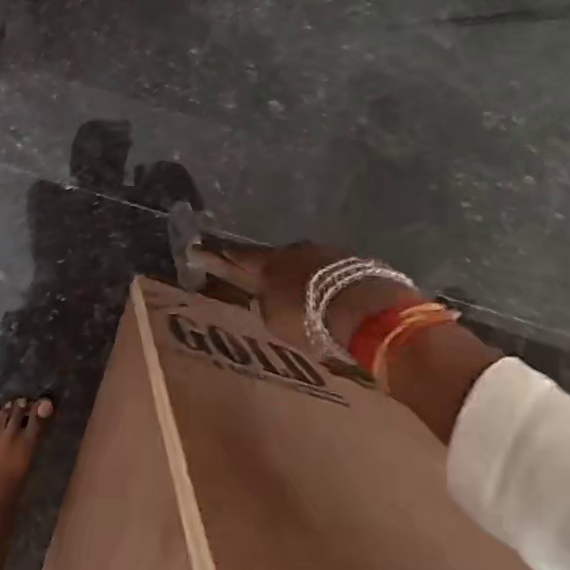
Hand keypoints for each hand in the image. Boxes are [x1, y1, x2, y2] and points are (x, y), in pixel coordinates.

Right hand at [217, 241, 424, 354]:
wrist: (366, 308)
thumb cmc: (311, 318)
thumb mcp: (276, 320)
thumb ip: (265, 305)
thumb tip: (264, 298)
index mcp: (269, 264)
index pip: (239, 258)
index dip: (221, 257)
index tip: (203, 249)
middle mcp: (293, 251)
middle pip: (272, 257)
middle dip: (263, 264)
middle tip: (256, 273)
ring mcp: (324, 252)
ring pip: (302, 260)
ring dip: (297, 272)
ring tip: (298, 288)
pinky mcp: (351, 260)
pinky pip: (328, 268)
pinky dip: (323, 279)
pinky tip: (329, 291)